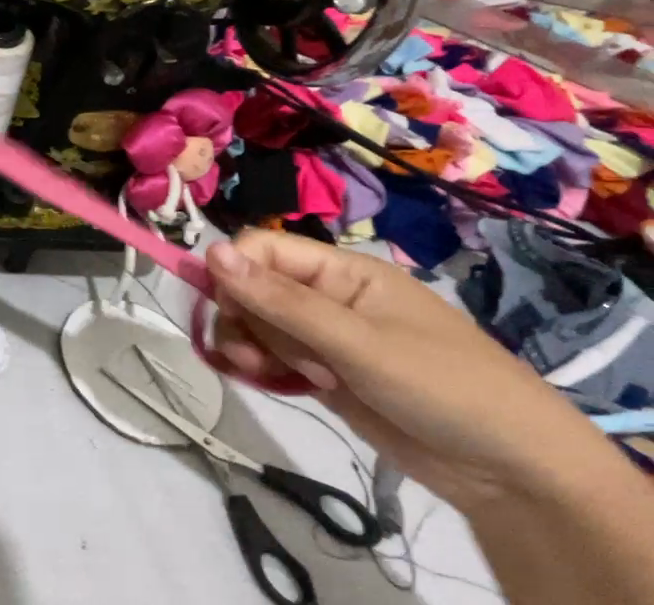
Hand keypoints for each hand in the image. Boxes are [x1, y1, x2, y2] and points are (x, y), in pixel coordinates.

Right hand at [207, 230, 605, 512]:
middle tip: (253, 355)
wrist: (513, 472)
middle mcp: (329, 296)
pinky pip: (270, 355)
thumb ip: (280, 300)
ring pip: (254, 323)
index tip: (227, 310)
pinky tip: (267, 382)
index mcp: (343, 272)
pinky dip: (258, 366)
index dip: (232, 273)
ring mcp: (325, 336)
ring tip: (264, 374)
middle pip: (249, 287)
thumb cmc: (443, 387)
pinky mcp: (322, 372)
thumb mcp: (357, 342)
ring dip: (247, 345)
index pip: (260, 249)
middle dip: (241, 319)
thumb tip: (209, 250)